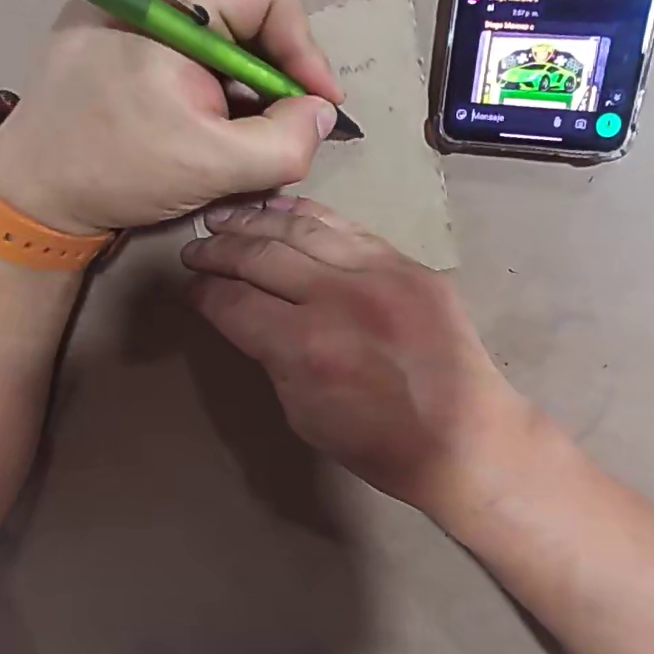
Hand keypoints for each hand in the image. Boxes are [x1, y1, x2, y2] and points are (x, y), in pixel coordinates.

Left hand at [0, 0, 345, 235]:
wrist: (31, 193)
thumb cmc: (114, 172)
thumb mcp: (212, 166)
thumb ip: (284, 142)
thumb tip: (321, 113)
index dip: (305, 48)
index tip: (318, 105)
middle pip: (247, 13)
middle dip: (277, 78)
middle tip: (286, 131)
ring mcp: (128, 8)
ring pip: (223, 37)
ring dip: (249, 91)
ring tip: (247, 141)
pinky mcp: (121, 36)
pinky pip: (193, 51)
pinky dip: (219, 92)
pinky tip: (215, 132)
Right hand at [181, 196, 539, 519]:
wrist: (464, 436)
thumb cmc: (378, 443)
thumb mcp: (303, 414)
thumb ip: (271, 357)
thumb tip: (248, 317)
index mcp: (305, 347)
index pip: (234, 303)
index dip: (203, 293)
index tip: (189, 287)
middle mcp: (338, 297)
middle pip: (261, 256)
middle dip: (219, 250)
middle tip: (195, 249)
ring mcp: (380, 273)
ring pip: (303, 229)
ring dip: (256, 221)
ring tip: (226, 218)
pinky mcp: (409, 264)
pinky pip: (348, 228)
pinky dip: (309, 215)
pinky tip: (280, 209)